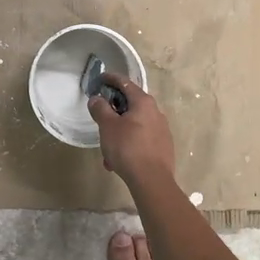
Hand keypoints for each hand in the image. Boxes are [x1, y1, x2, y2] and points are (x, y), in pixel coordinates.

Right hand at [88, 72, 174, 187]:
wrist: (152, 181)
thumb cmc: (128, 148)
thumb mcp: (107, 126)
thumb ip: (100, 109)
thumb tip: (96, 98)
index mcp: (143, 102)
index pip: (125, 83)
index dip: (110, 79)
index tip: (99, 79)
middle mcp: (156, 112)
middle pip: (131, 104)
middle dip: (114, 111)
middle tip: (100, 119)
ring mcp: (162, 130)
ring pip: (135, 125)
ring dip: (120, 132)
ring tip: (107, 150)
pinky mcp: (163, 147)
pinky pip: (141, 139)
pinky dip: (129, 144)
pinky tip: (119, 160)